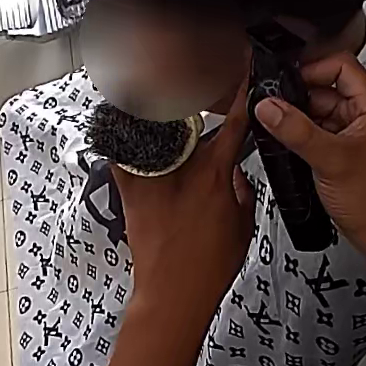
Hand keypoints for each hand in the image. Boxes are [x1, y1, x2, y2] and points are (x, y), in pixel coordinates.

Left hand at [114, 87, 254, 327]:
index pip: (233, 123)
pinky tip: (123, 119)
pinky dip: (122, 132)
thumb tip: (235, 172)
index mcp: (216, 174)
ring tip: (160, 86)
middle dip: (194, 92)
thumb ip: (242, 190)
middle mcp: (182, 168)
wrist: (173, 293)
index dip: (241, 94)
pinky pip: (122, 149)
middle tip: (196, 76)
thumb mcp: (243, 224)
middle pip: (188, 115)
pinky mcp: (128, 187)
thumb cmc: (207, 266)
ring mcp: (152, 175)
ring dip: (159, 106)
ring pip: (153, 125)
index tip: (243, 73)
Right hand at [253, 54, 365, 250]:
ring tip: (282, 126)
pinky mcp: (345, 146)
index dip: (311, 68)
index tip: (286, 80)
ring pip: (320, 106)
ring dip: (300, 114)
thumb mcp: (329, 159)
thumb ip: (296, 130)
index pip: (341, 65)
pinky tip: (291, 140)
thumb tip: (268, 106)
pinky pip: (320, 126)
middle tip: (276, 106)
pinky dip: (304, 130)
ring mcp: (356, 129)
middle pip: (327, 85)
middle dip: (300, 95)